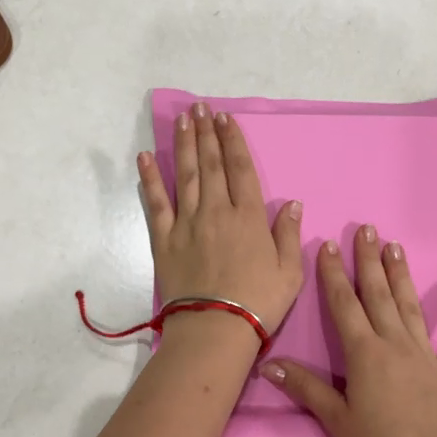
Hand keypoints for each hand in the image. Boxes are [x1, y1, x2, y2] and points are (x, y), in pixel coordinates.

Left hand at [139, 103, 304, 347]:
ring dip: (183, 145)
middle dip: (206, 133)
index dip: (232, 141)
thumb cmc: (258, 303)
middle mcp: (216, 211)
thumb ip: (289, 235)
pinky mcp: (164, 240)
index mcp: (248, 217)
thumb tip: (292, 203)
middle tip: (201, 108)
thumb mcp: (289, 272)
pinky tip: (145, 158)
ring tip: (182, 120)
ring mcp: (187, 223)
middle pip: (210, 164)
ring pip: (184, 175)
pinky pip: (155, 203)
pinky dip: (150, 179)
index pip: (240, 169)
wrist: (215, 328)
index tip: (225, 118)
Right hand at [262, 228, 436, 436]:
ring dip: (402, 276)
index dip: (334, 274)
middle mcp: (395, 345)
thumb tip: (267, 364)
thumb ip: (306, 388)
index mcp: (364, 354)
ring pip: (411, 308)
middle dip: (369, 261)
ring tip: (396, 246)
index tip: (330, 245)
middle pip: (379, 295)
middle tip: (367, 228)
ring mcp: (426, 357)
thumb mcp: (336, 420)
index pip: (345, 305)